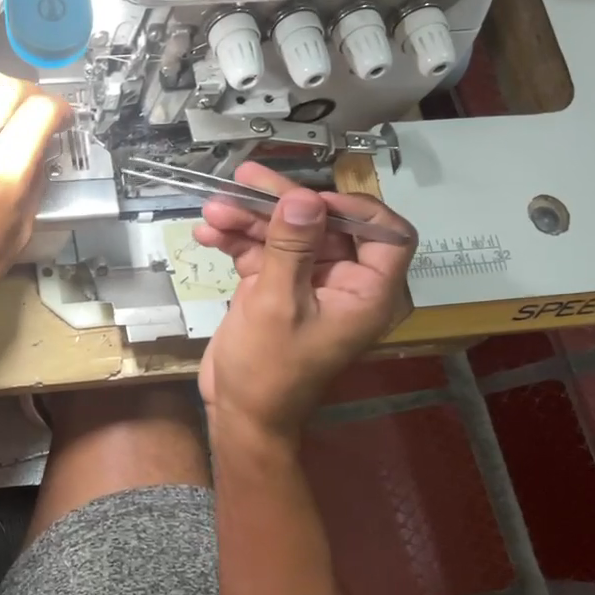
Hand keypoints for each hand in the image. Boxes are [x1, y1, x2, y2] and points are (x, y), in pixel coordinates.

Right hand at [193, 162, 416, 439]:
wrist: (239, 414)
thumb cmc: (269, 369)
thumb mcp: (277, 305)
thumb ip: (291, 248)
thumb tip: (302, 197)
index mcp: (367, 292)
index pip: (386, 234)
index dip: (352, 208)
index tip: (307, 199)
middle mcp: (343, 282)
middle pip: (322, 225)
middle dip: (279, 205)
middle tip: (243, 181)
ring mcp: (306, 284)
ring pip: (286, 235)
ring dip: (248, 220)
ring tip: (212, 210)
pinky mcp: (275, 289)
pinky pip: (261, 253)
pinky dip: (236, 242)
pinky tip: (207, 233)